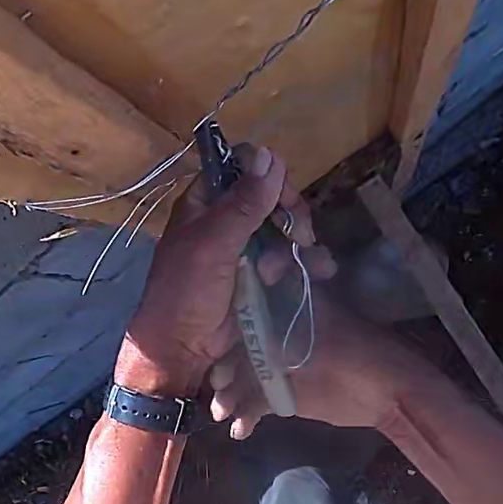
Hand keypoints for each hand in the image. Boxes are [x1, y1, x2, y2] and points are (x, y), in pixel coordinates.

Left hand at [116, 145, 337, 397]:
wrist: (183, 349)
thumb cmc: (186, 292)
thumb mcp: (213, 244)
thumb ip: (244, 204)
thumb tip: (269, 154)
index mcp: (204, 203)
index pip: (243, 168)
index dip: (268, 177)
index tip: (285, 198)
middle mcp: (224, 219)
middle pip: (269, 197)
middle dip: (288, 217)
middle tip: (302, 236)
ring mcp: (242, 246)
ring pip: (282, 228)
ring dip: (294, 246)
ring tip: (293, 270)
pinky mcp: (257, 272)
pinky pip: (286, 255)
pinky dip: (301, 261)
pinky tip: (318, 271)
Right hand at [208, 271, 438, 439]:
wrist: (387, 395)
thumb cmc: (359, 355)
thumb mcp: (318, 341)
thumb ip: (280, 337)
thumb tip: (243, 333)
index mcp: (287, 308)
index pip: (248, 304)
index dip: (231, 318)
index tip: (221, 335)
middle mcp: (275, 333)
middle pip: (239, 345)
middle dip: (226, 364)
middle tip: (218, 382)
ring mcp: (276, 365)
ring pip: (243, 377)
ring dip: (230, 395)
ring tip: (222, 412)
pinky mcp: (281, 395)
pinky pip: (256, 404)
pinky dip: (246, 417)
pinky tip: (239, 431)